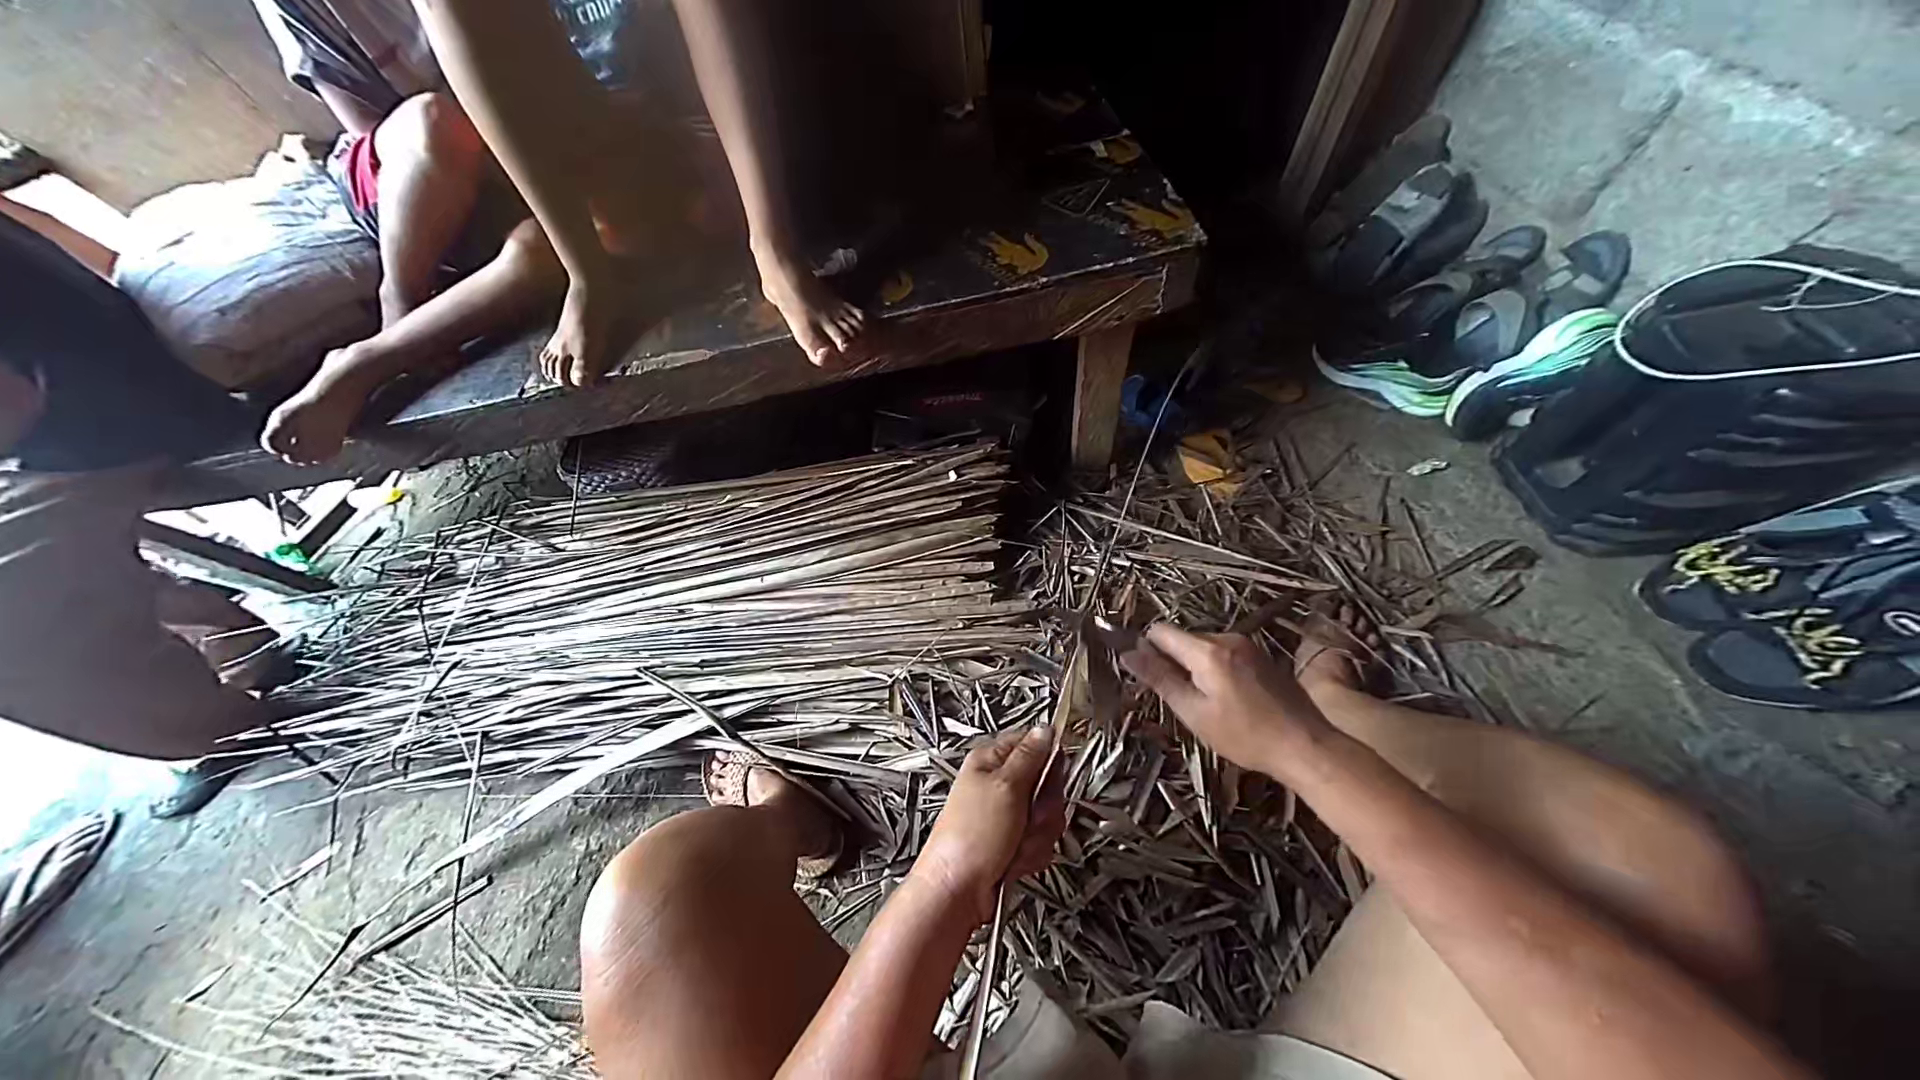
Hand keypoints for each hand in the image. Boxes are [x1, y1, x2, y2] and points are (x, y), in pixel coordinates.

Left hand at [914, 726, 1067, 925]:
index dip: (1049, 761)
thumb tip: (1045, 729)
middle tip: (1027, 816)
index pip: (1034, 743)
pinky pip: (1041, 841)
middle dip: (1044, 807)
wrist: (958, 892)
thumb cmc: (969, 837)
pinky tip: (1014, 858)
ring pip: (1048, 816)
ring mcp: (1007, 815)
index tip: (1048, 778)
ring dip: (1037, 834)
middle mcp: (999, 784)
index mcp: (991, 760)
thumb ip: (1031, 756)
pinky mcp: (1013, 842)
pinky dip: (1032, 852)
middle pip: (1047, 783)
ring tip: (1015, 842)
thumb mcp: (1006, 787)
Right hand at [1121, 625, 1336, 776]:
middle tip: (1183, 700)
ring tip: (1208, 704)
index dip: (1147, 650)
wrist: (1306, 745)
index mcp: (1207, 650)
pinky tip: (1230, 700)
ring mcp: (1247, 645)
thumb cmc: (1245, 736)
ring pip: (1203, 647)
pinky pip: (1224, 653)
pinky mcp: (1261, 655)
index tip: (1151, 677)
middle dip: (1173, 661)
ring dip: (1196, 667)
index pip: (1160, 631)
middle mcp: (1227, 638)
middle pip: (1183, 638)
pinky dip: (1216, 670)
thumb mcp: (1194, 712)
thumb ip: (1159, 678)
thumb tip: (1127, 654)